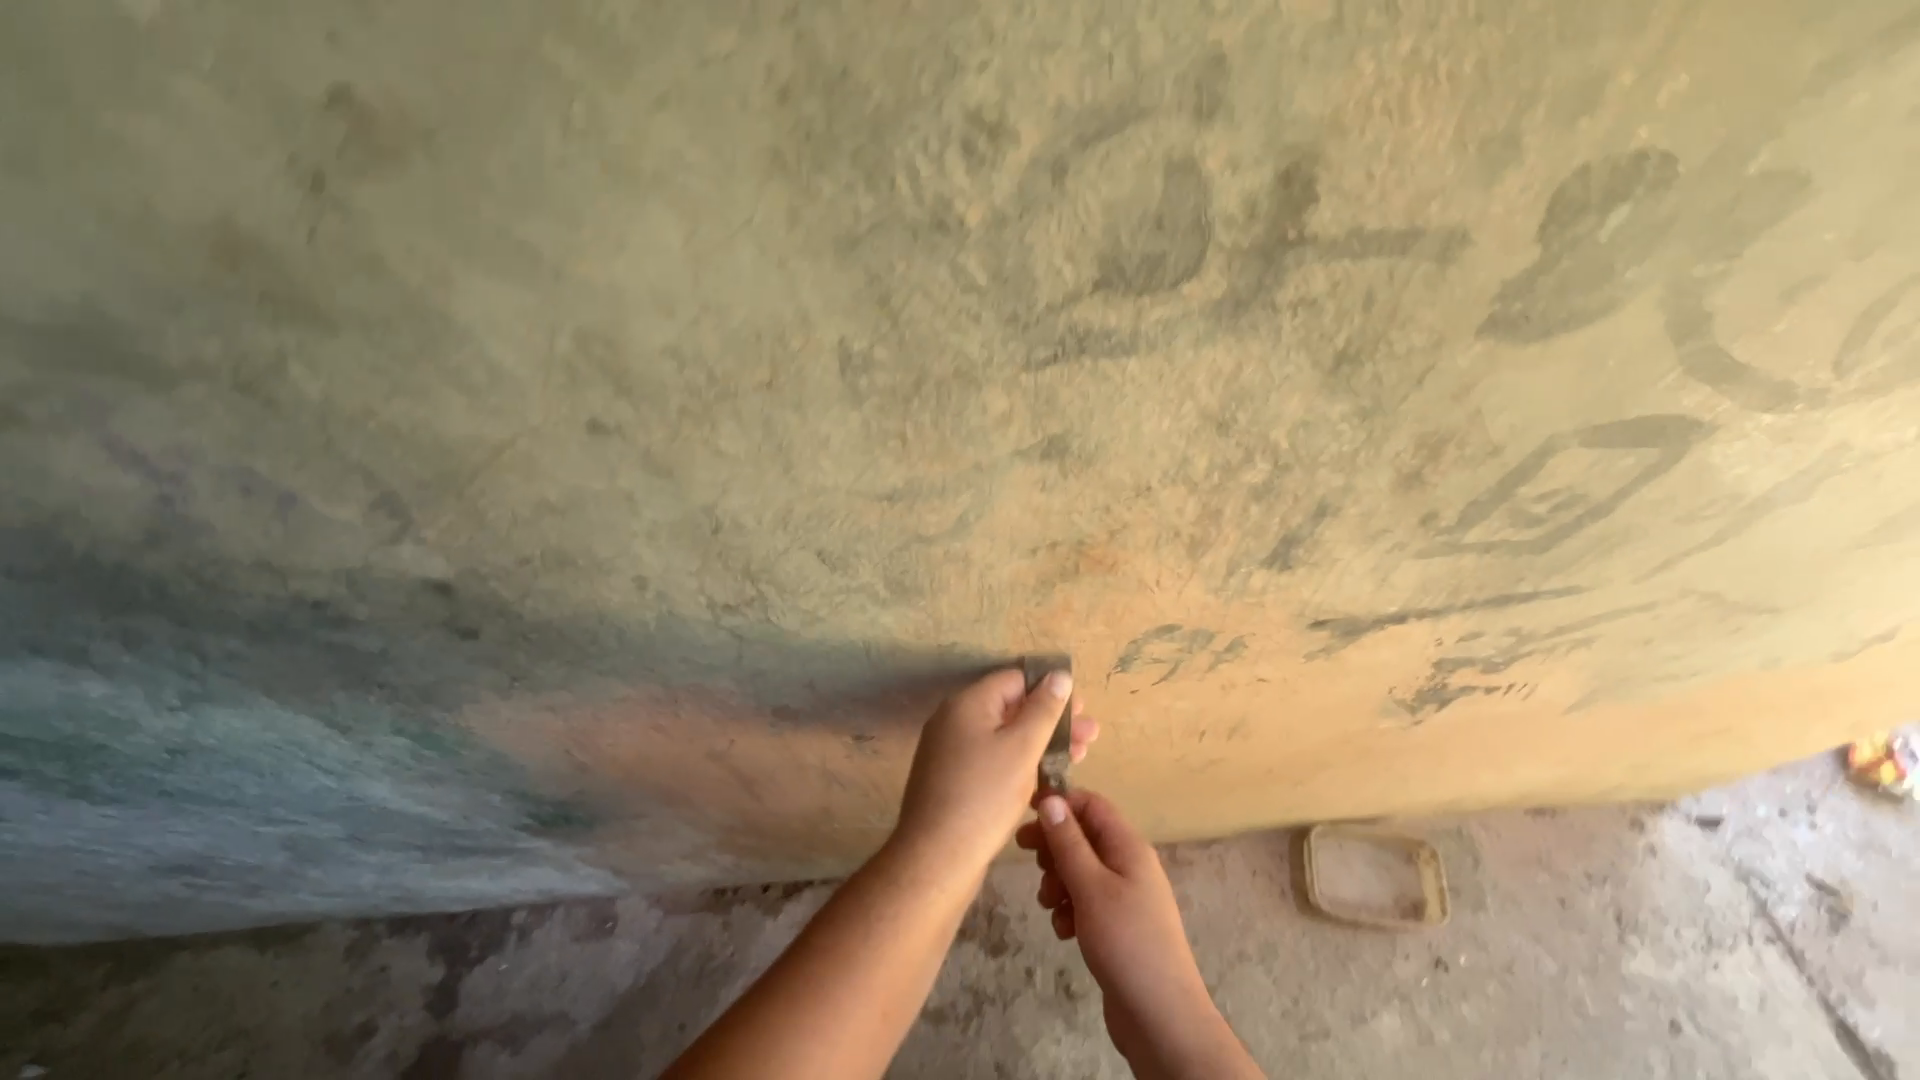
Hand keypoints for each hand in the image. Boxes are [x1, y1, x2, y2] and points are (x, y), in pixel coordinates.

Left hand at [893, 668, 1097, 872]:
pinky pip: (994, 761)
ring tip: (1080, 758)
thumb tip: (1059, 674)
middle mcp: (954, 721)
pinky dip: (1021, 765)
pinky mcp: (954, 781)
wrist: (936, 858)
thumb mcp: (1021, 748)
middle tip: (1090, 736)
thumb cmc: (983, 796)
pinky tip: (1048, 780)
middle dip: (1053, 721)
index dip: (1050, 689)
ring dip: (1042, 745)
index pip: (1014, 681)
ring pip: (1005, 738)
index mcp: (967, 704)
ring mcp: (951, 753)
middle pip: (1011, 709)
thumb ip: (1043, 710)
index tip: (1082, 709)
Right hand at [1017, 791, 1261, 1079]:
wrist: (1160, 1015)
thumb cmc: (1126, 942)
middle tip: (1028, 860)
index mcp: (1128, 847)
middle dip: (1054, 848)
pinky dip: (1069, 909)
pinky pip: (1086, 902)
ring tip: (1050, 905)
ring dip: (1058, 882)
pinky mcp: (1117, 925)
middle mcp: (1129, 865)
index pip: (1092, 805)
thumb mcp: (1091, 887)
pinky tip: (1065, 930)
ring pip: (1081, 872)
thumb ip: (1069, 843)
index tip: (1025, 815)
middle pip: (1083, 837)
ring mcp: (1125, 897)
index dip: (1060, 804)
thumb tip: (1051, 799)